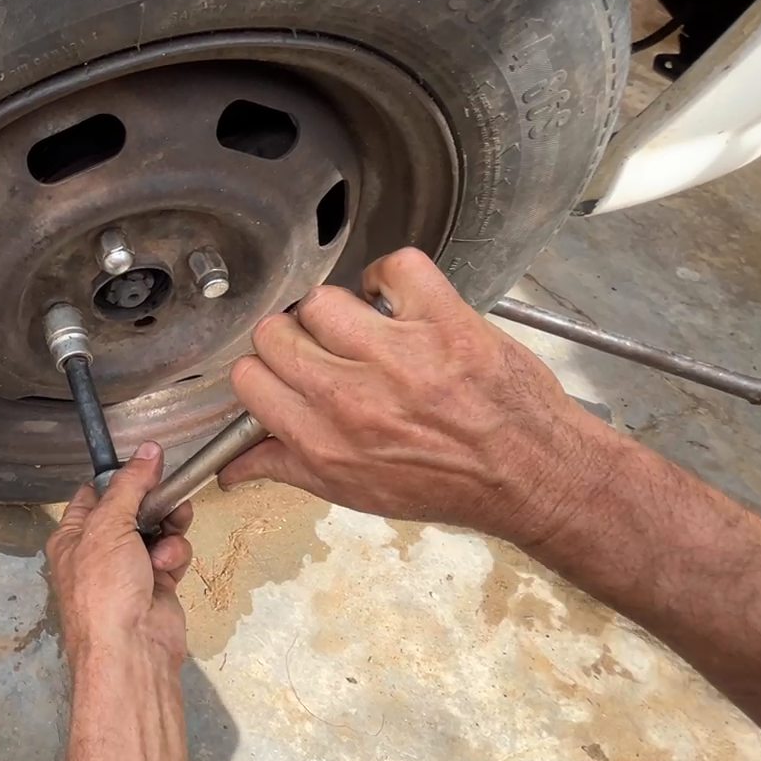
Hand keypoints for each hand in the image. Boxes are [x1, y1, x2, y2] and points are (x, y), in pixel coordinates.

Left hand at [46, 442, 194, 668]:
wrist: (131, 648)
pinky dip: (174, 557)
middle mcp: (98, 551)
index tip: (148, 463)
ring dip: (168, 532)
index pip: (94, 494)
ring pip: (157, 531)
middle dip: (154, 504)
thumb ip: (130, 486)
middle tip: (168, 497)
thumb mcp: (109, 526)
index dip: (120, 478)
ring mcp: (127, 569)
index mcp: (73, 536)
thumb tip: (148, 452)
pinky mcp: (156, 584)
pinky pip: (171, 555)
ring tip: (167, 542)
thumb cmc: (104, 589)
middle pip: (132, 510)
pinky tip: (168, 566)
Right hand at [219, 248, 617, 546]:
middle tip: (320, 352)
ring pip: (321, 301)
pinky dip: (389, 277)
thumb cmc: (439, 485)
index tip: (282, 375)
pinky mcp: (444, 323)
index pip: (248, 379)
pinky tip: (394, 300)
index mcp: (321, 439)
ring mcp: (398, 357)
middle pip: (274, 334)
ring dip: (334, 313)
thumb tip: (229, 467)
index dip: (261, 373)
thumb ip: (283, 467)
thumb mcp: (348, 491)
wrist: (530, 474)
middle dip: (290, 340)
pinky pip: (395, 269)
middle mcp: (349, 398)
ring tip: (358, 329)